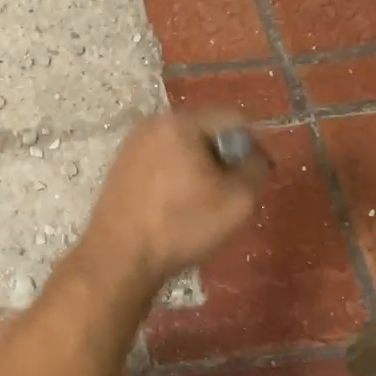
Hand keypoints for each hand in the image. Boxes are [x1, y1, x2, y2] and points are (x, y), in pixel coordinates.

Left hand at [76, 110, 268, 288]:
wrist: (119, 256)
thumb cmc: (181, 225)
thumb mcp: (238, 200)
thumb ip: (256, 168)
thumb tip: (255, 155)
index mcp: (179, 122)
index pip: (233, 119)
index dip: (253, 147)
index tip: (253, 180)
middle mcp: (152, 123)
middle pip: (206, 131)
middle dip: (223, 159)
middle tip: (228, 194)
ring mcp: (133, 143)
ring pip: (184, 147)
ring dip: (200, 169)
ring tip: (201, 204)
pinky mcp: (122, 164)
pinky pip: (162, 160)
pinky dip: (176, 177)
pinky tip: (175, 207)